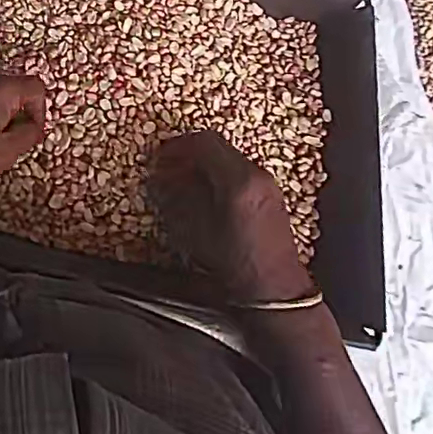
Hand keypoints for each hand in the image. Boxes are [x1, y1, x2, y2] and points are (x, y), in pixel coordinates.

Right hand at [148, 130, 313, 303]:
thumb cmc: (233, 264)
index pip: (204, 142)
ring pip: (228, 158)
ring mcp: (266, 184)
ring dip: (203, 163)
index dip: (176, 146)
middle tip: (167, 166)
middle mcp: (256, 174)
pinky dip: (217, 174)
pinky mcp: (270, 195)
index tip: (159, 157)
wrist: (273, 291)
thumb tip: (162, 177)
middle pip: (217, 146)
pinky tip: (203, 193)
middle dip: (188, 153)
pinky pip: (239, 172)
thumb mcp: (195, 230)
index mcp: (238, 179)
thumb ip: (177, 196)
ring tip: (181, 180)